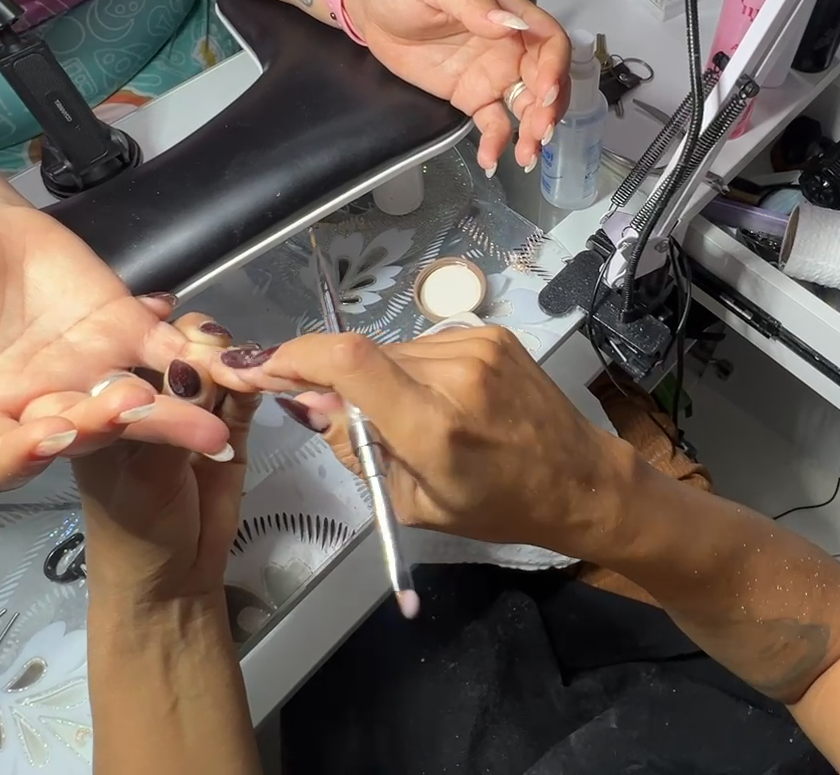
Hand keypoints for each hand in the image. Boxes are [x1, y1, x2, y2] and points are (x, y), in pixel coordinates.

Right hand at [0, 202, 232, 490]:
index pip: (3, 459)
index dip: (28, 454)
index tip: (50, 432)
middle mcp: (42, 403)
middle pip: (86, 432)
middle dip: (115, 425)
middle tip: (136, 406)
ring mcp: (93, 369)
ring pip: (141, 398)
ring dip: (174, 404)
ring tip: (206, 408)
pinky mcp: (128, 329)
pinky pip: (170, 350)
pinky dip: (198, 356)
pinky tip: (224, 361)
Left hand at [72, 313, 255, 603]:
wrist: (173, 579)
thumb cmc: (133, 529)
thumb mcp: (142, 471)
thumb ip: (173, 419)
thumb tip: (198, 365)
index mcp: (105, 406)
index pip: (128, 354)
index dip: (148, 332)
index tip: (166, 320)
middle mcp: (148, 400)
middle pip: (175, 351)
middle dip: (195, 342)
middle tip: (211, 344)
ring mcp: (191, 412)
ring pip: (212, 368)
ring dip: (225, 359)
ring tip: (238, 360)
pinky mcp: (230, 425)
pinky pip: (243, 393)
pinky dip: (252, 383)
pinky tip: (259, 375)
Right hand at [210, 326, 630, 557]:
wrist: (580, 476)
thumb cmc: (499, 506)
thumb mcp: (417, 502)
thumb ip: (357, 449)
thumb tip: (307, 401)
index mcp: (436, 424)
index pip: (350, 362)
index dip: (295, 356)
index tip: (260, 366)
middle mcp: (457, 370)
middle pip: (366, 356)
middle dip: (337, 381)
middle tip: (342, 418)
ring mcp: (479, 344)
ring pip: (395, 350)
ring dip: (380, 377)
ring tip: (408, 417)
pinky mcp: (492, 333)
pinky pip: (426, 345)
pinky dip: (413, 369)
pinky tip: (438, 399)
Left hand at [343, 0, 569, 174]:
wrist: (368, 3)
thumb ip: (473, 1)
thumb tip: (508, 25)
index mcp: (510, 13)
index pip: (549, 41)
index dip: (554, 67)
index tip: (543, 90)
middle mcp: (509, 47)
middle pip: (545, 81)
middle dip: (549, 109)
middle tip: (539, 133)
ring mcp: (492, 75)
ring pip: (526, 108)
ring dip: (532, 133)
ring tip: (526, 157)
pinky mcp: (471, 97)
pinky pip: (493, 123)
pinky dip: (497, 144)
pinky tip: (493, 161)